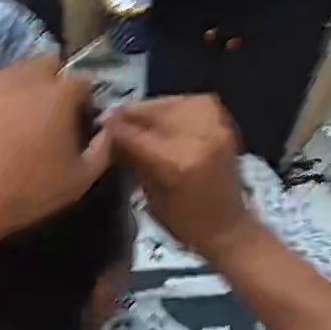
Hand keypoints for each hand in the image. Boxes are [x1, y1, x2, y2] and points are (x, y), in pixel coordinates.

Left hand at [0, 57, 111, 240]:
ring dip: (29, 87)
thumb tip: (109, 129)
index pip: (85, 79)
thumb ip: (104, 147)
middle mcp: (27, 78)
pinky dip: (1, 97)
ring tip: (24, 120)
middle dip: (59, 81)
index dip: (89, 98)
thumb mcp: (83, 178)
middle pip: (51, 63)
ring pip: (19, 71)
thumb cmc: (31, 190)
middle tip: (56, 114)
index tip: (85, 118)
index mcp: (59, 95)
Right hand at [106, 96, 259, 260]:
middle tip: (118, 121)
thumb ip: (133, 158)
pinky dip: (177, 108)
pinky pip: (193, 103)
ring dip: (154, 109)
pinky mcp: (225, 124)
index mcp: (177, 162)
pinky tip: (168, 119)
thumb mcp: (150, 193)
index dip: (114, 127)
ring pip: (173, 103)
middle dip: (132, 115)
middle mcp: (198, 139)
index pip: (134, 133)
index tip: (102, 124)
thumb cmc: (185, 222)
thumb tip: (111, 134)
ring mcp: (215, 128)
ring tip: (142, 121)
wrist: (229, 226)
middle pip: (154, 111)